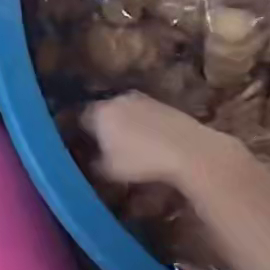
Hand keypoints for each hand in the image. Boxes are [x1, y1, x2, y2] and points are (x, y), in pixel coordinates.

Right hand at [80, 92, 244, 189]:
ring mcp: (144, 99)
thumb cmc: (142, 161)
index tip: (78, 144)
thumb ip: (91, 161)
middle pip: (101, 111)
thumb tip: (89, 158)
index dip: (77, 131)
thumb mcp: (106, 170)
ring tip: (124, 143)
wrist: (192, 152)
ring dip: (121, 123)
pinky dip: (141, 124)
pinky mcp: (165, 104)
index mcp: (98, 112)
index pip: (77, 118)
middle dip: (99, 125)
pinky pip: (143, 114)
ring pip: (123, 111)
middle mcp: (118, 100)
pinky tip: (146, 141)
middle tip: (100, 144)